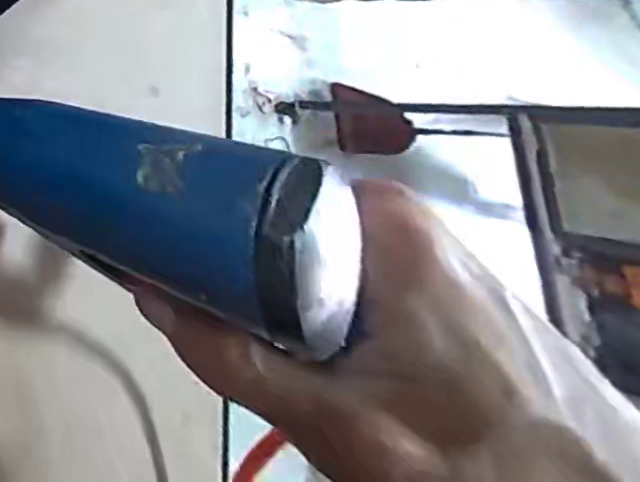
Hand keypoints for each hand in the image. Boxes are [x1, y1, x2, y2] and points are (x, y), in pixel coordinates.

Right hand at [138, 180, 630, 481]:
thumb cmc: (491, 468)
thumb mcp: (344, 427)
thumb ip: (238, 362)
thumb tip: (148, 296)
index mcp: (381, 220)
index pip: (255, 186)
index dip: (202, 211)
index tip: (163, 239)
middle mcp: (398, 220)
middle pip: (274, 220)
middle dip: (234, 261)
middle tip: (203, 300)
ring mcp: (420, 251)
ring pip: (306, 251)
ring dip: (270, 286)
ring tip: (251, 331)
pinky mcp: (433, 285)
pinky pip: (340, 273)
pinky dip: (309, 302)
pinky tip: (312, 351)